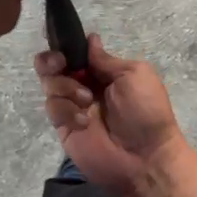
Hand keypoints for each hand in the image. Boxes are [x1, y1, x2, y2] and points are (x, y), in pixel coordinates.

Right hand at [34, 34, 185, 196]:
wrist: (145, 158)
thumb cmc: (146, 112)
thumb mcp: (135, 74)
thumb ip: (106, 59)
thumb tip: (91, 38)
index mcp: (101, 72)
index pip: (75, 52)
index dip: (65, 45)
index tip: (64, 45)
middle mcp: (82, 85)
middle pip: (52, 64)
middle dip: (51, 60)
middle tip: (61, 64)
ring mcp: (71, 106)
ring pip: (49, 83)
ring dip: (65, 86)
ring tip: (86, 100)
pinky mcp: (63, 126)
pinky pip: (53, 107)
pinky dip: (66, 110)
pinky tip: (84, 122)